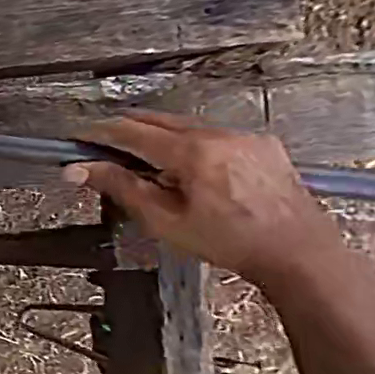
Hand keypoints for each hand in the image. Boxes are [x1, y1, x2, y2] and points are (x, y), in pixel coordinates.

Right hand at [63, 111, 346, 285]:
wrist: (298, 252)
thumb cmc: (230, 241)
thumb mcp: (162, 219)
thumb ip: (119, 186)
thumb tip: (77, 169)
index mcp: (192, 151)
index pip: (129, 131)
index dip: (97, 133)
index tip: (76, 139)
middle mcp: (219, 134)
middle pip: (156, 120)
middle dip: (122, 131)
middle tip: (98, 149)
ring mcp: (244, 137)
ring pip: (184, 126)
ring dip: (154, 138)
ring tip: (139, 165)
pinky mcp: (260, 145)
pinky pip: (211, 134)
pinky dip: (186, 144)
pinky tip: (181, 169)